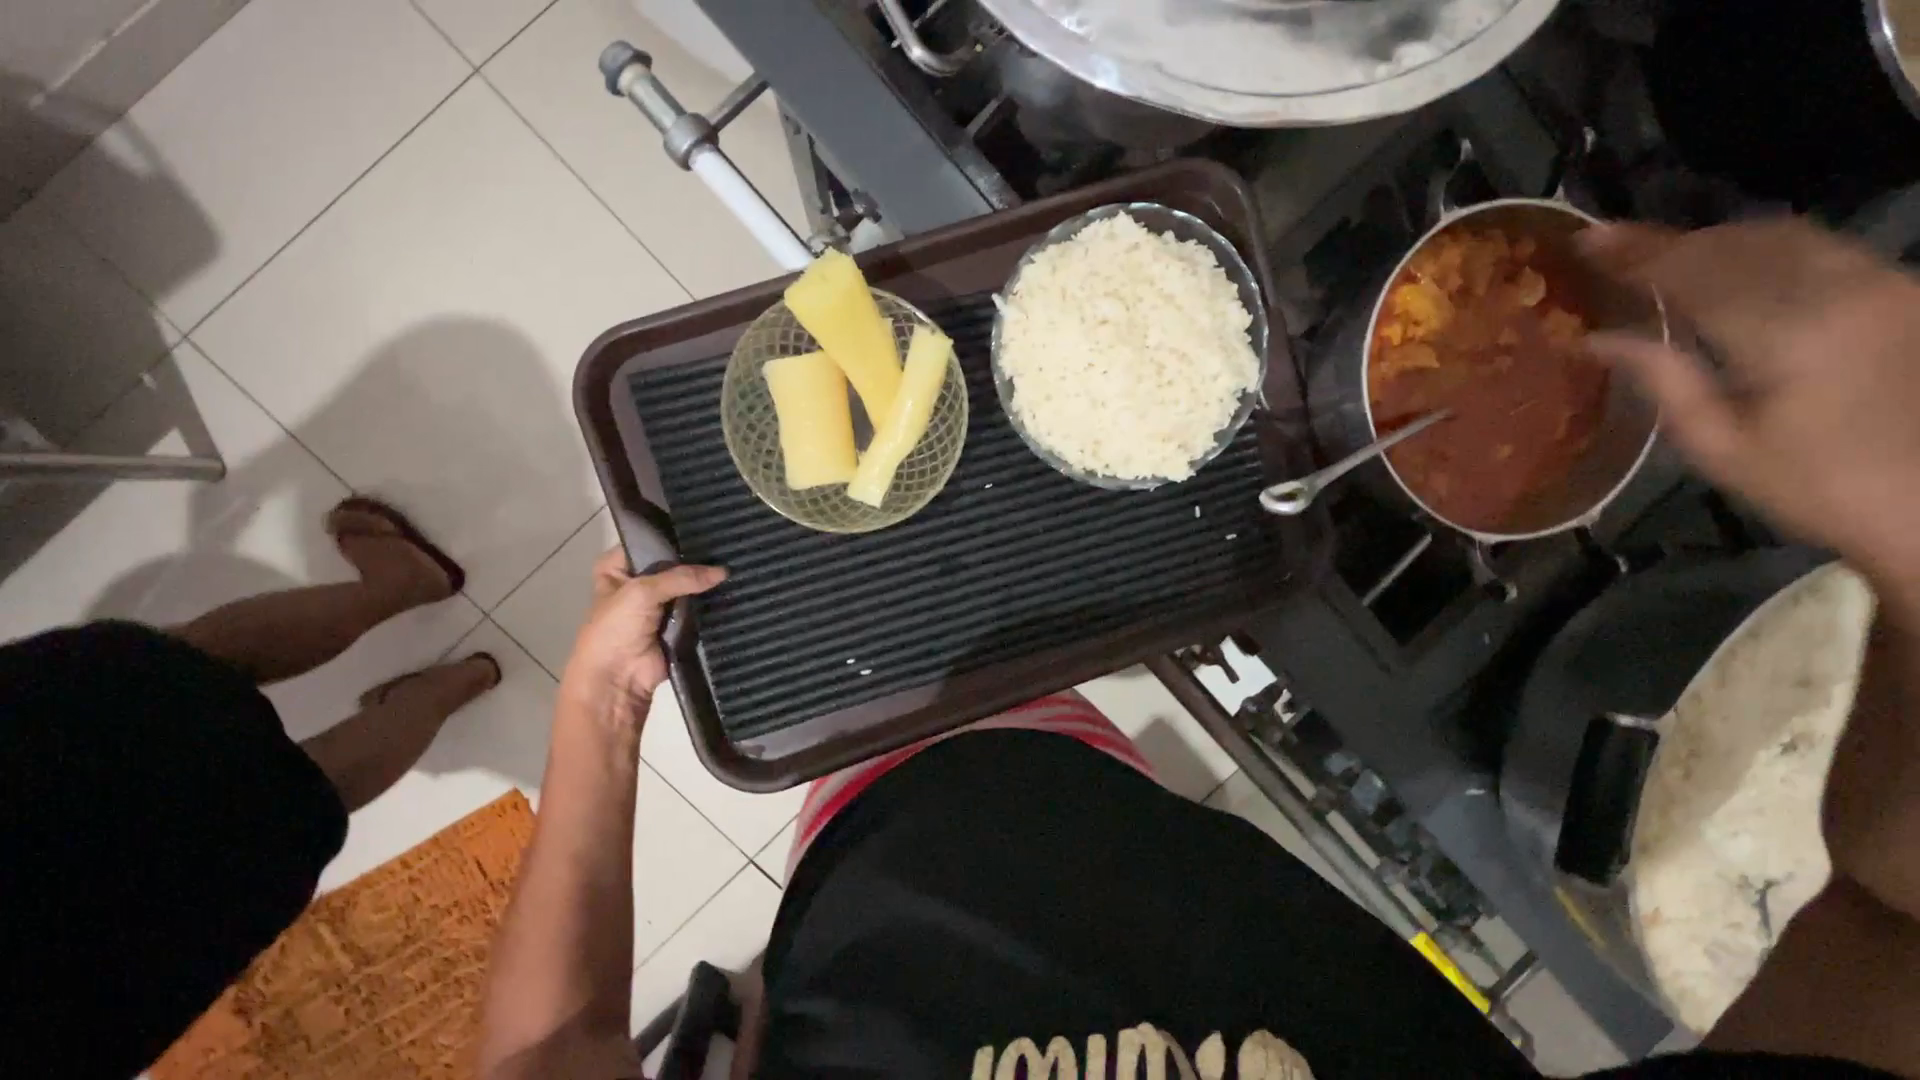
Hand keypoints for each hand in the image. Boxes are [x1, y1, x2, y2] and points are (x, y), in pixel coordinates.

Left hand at [560, 548, 726, 715]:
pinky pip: (697, 608)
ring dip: (705, 582)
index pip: (649, 541)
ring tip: (736, 562)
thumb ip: (682, 577)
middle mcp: (637, 582)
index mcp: (616, 568)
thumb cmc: (616, 628)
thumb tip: (723, 572)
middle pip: (672, 564)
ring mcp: (659, 605)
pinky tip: (734, 587)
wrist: (617, 679)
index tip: (705, 526)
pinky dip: (710, 603)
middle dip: (695, 559)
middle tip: (727, 544)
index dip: (673, 537)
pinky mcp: (677, 625)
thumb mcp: (643, 591)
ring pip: (687, 586)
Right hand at [1582, 219, 1919, 596]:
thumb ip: (1661, 380)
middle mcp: (1841, 293)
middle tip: (1610, 243)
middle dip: (1668, 242)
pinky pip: (1818, 249)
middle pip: (1737, 245)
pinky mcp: (1902, 291)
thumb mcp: (1718, 446)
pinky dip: (1761, 247)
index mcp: (1786, 336)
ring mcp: (1882, 285)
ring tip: (1661, 252)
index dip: (1635, 254)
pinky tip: (1728, 261)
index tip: (1585, 240)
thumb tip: (1596, 339)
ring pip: (1782, 237)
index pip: (1693, 274)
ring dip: (1714, 239)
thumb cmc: (1812, 487)